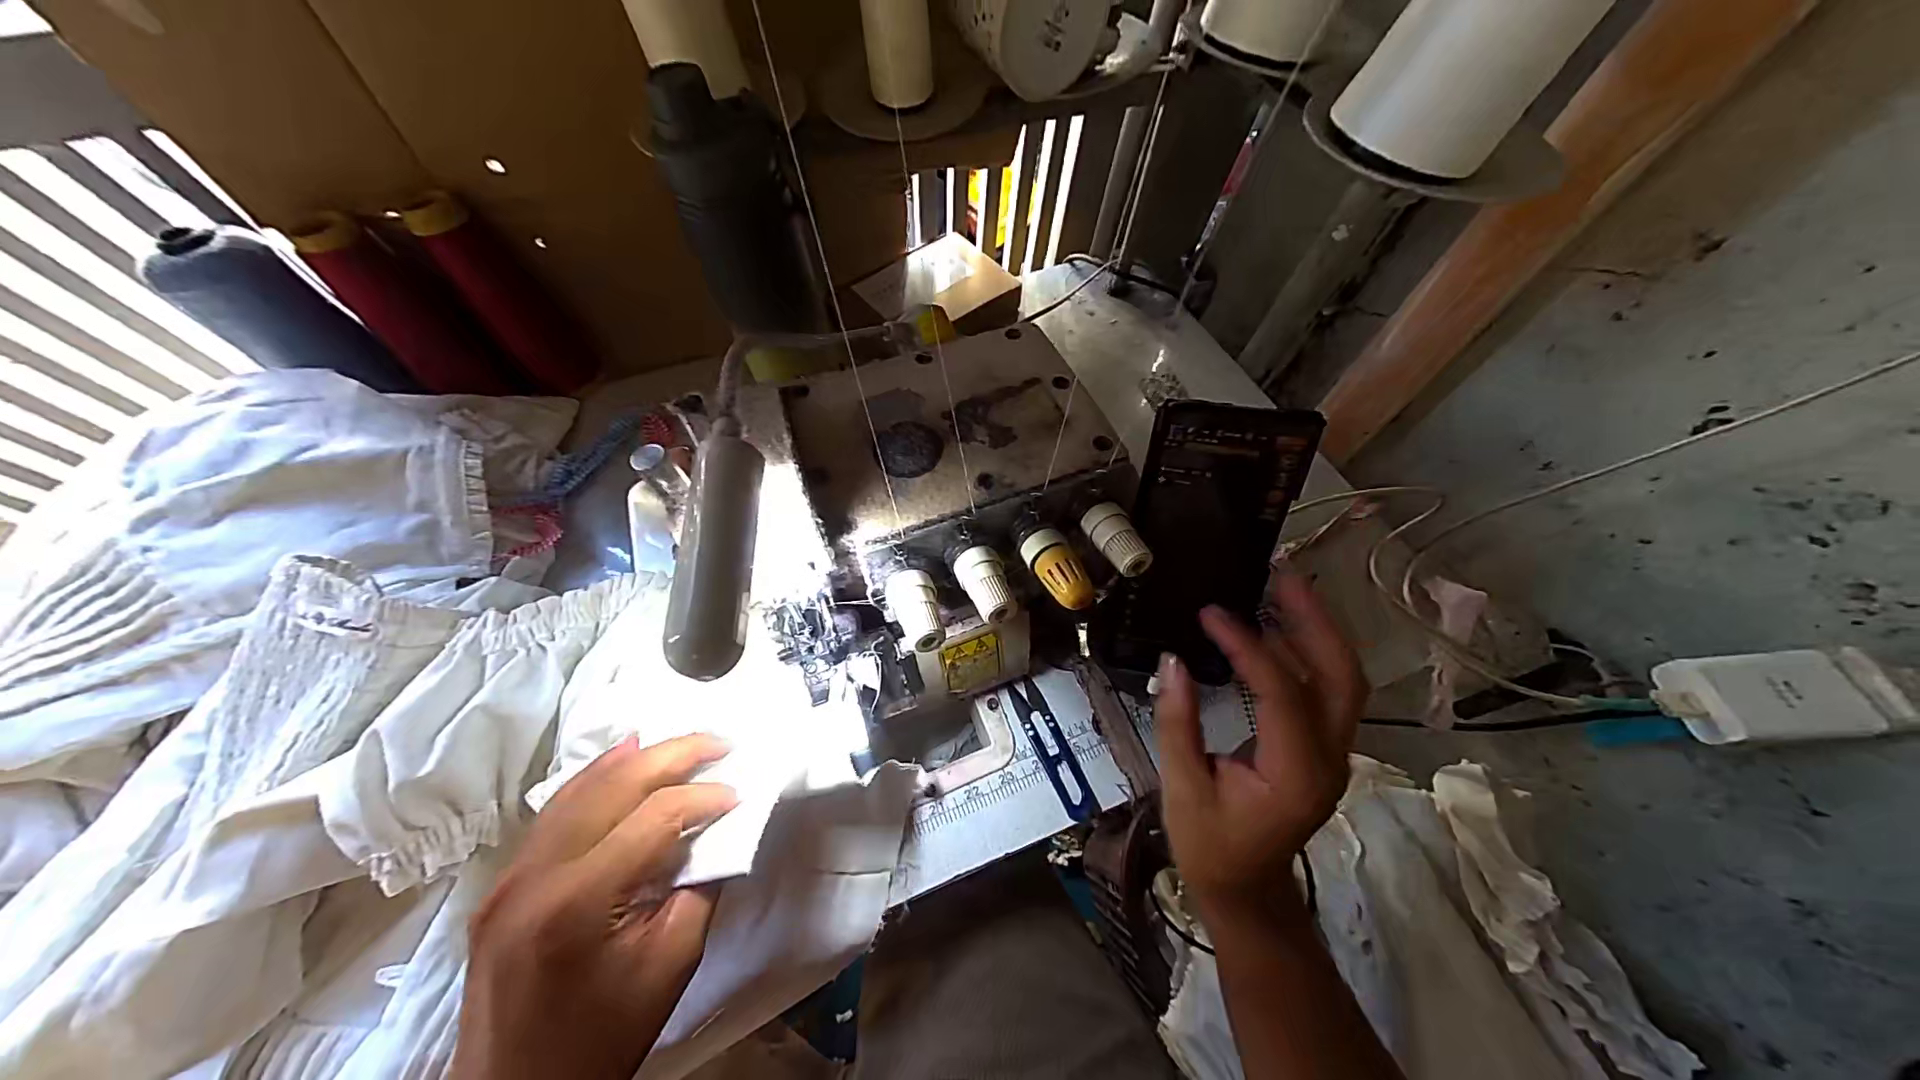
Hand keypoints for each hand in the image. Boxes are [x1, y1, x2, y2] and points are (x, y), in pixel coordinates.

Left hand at [450, 735, 737, 1079]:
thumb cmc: (603, 1038)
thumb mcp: (671, 963)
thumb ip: (700, 887)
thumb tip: (717, 832)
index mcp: (577, 902)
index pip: (653, 818)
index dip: (703, 797)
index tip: (739, 793)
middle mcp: (534, 876)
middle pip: (613, 787)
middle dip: (673, 756)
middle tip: (718, 742)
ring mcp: (509, 877)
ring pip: (577, 790)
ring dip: (633, 759)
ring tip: (679, 741)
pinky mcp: (502, 884)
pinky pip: (555, 813)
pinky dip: (595, 780)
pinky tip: (620, 760)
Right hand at [1154, 569, 1365, 921]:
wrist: (1246, 889)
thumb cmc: (1211, 846)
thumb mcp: (1181, 787)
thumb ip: (1178, 722)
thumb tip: (1173, 660)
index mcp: (1295, 772)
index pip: (1282, 691)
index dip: (1249, 645)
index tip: (1212, 613)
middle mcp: (1329, 757)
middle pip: (1341, 674)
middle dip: (1314, 619)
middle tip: (1278, 574)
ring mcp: (1335, 753)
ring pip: (1344, 678)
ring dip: (1317, 628)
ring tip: (1281, 588)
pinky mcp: (1324, 748)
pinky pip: (1327, 689)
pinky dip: (1308, 651)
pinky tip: (1277, 628)